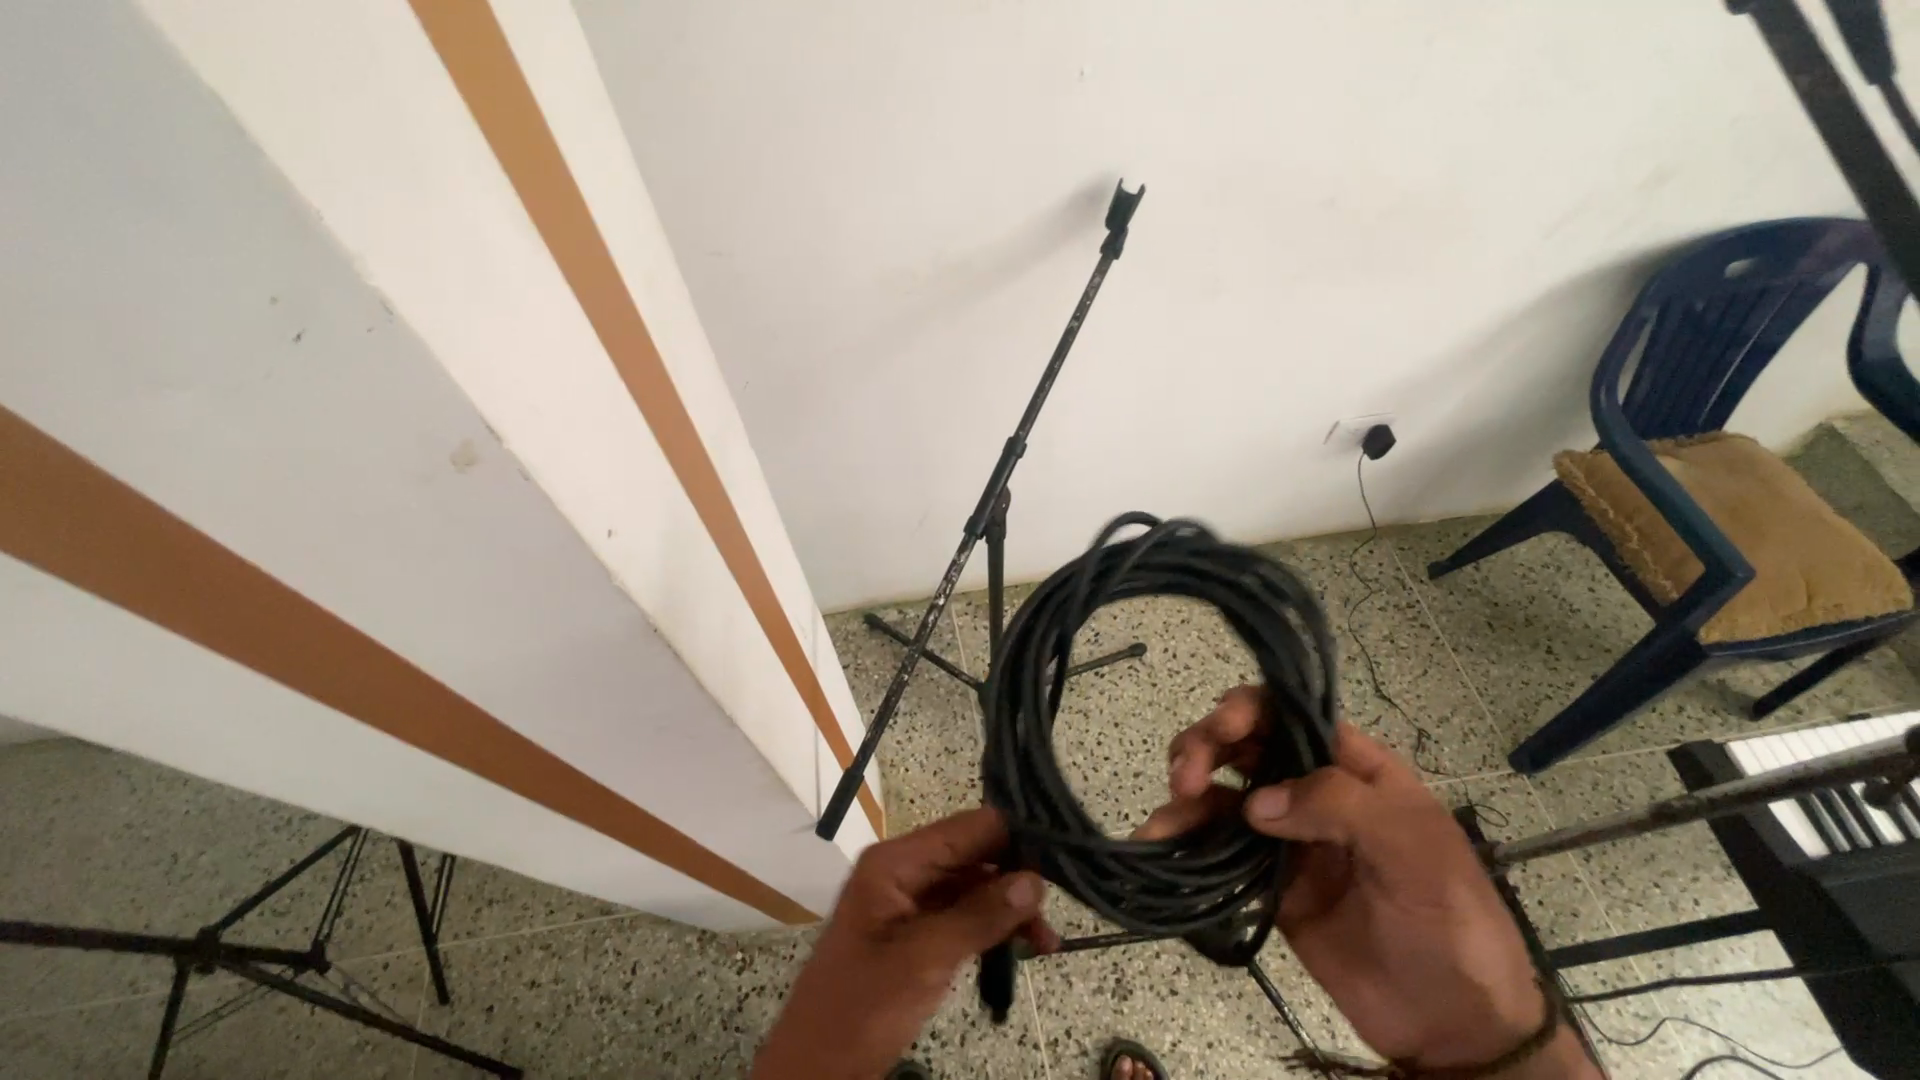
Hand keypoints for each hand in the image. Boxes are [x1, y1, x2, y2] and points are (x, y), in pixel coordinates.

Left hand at [754, 807, 1057, 1079]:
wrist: (813, 1068)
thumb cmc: (861, 1007)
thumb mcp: (924, 959)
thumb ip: (980, 915)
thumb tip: (1035, 880)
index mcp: (896, 861)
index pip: (969, 828)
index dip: (1015, 838)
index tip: (1062, 858)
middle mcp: (904, 870)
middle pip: (974, 854)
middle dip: (1017, 877)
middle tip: (1057, 911)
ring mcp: (909, 901)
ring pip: (974, 886)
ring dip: (1010, 907)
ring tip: (1046, 942)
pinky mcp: (916, 932)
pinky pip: (963, 915)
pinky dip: (992, 927)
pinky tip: (1022, 947)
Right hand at [1140, 687, 1583, 1071]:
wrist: (1455, 1025)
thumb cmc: (1450, 922)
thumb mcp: (1415, 848)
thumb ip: (1338, 804)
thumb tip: (1254, 802)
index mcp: (1354, 769)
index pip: (1290, 715)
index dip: (1248, 710)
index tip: (1222, 734)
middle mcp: (1313, 792)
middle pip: (1244, 746)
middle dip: (1205, 748)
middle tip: (1186, 779)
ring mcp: (1285, 838)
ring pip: (1220, 794)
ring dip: (1184, 796)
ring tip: (1165, 823)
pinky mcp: (1265, 883)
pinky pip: (1216, 850)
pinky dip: (1182, 841)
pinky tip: (1156, 845)